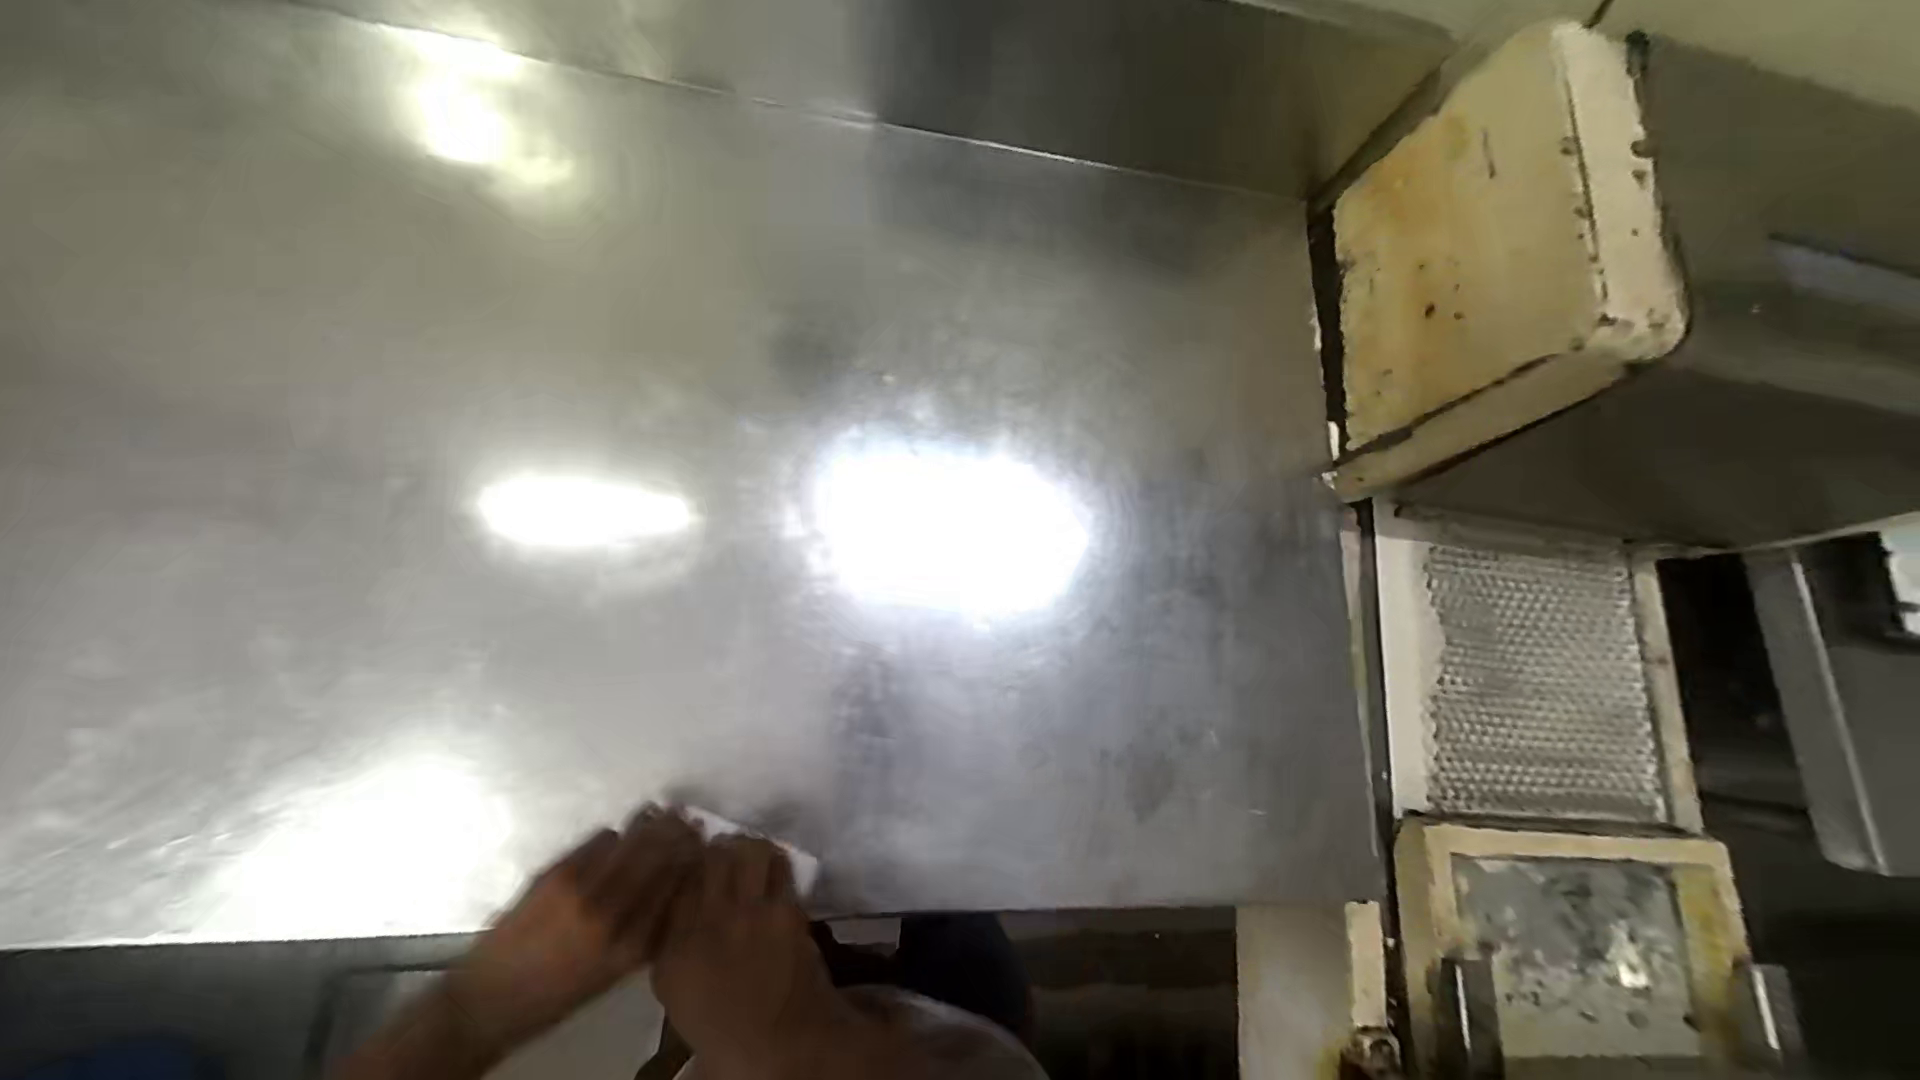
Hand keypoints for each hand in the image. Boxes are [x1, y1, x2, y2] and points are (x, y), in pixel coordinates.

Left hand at [443, 805, 701, 1056]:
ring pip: (635, 837)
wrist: (487, 1000)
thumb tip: (682, 882)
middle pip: (662, 852)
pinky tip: (621, 837)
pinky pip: (603, 837)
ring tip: (665, 815)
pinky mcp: (557, 872)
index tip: (705, 843)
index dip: (695, 856)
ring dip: (654, 823)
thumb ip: (652, 929)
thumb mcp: (617, 971)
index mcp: (632, 945)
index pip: (679, 882)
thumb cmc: (560, 992)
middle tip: (691, 820)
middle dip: (681, 831)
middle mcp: (612, 913)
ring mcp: (583, 889)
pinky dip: (618, 834)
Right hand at [651, 837, 869, 1079]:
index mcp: (673, 953)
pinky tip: (773, 862)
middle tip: (721, 847)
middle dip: (715, 847)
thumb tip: (679, 900)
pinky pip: (780, 866)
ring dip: (747, 846)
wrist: (780, 1041)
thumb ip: (672, 944)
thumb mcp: (678, 989)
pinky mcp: (784, 910)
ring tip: (748, 850)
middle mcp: (707, 926)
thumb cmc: (724, 1023)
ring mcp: (749, 915)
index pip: (673, 886)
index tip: (690, 855)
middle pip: (709, 859)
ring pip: (747, 852)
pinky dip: (776, 859)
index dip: (683, 863)